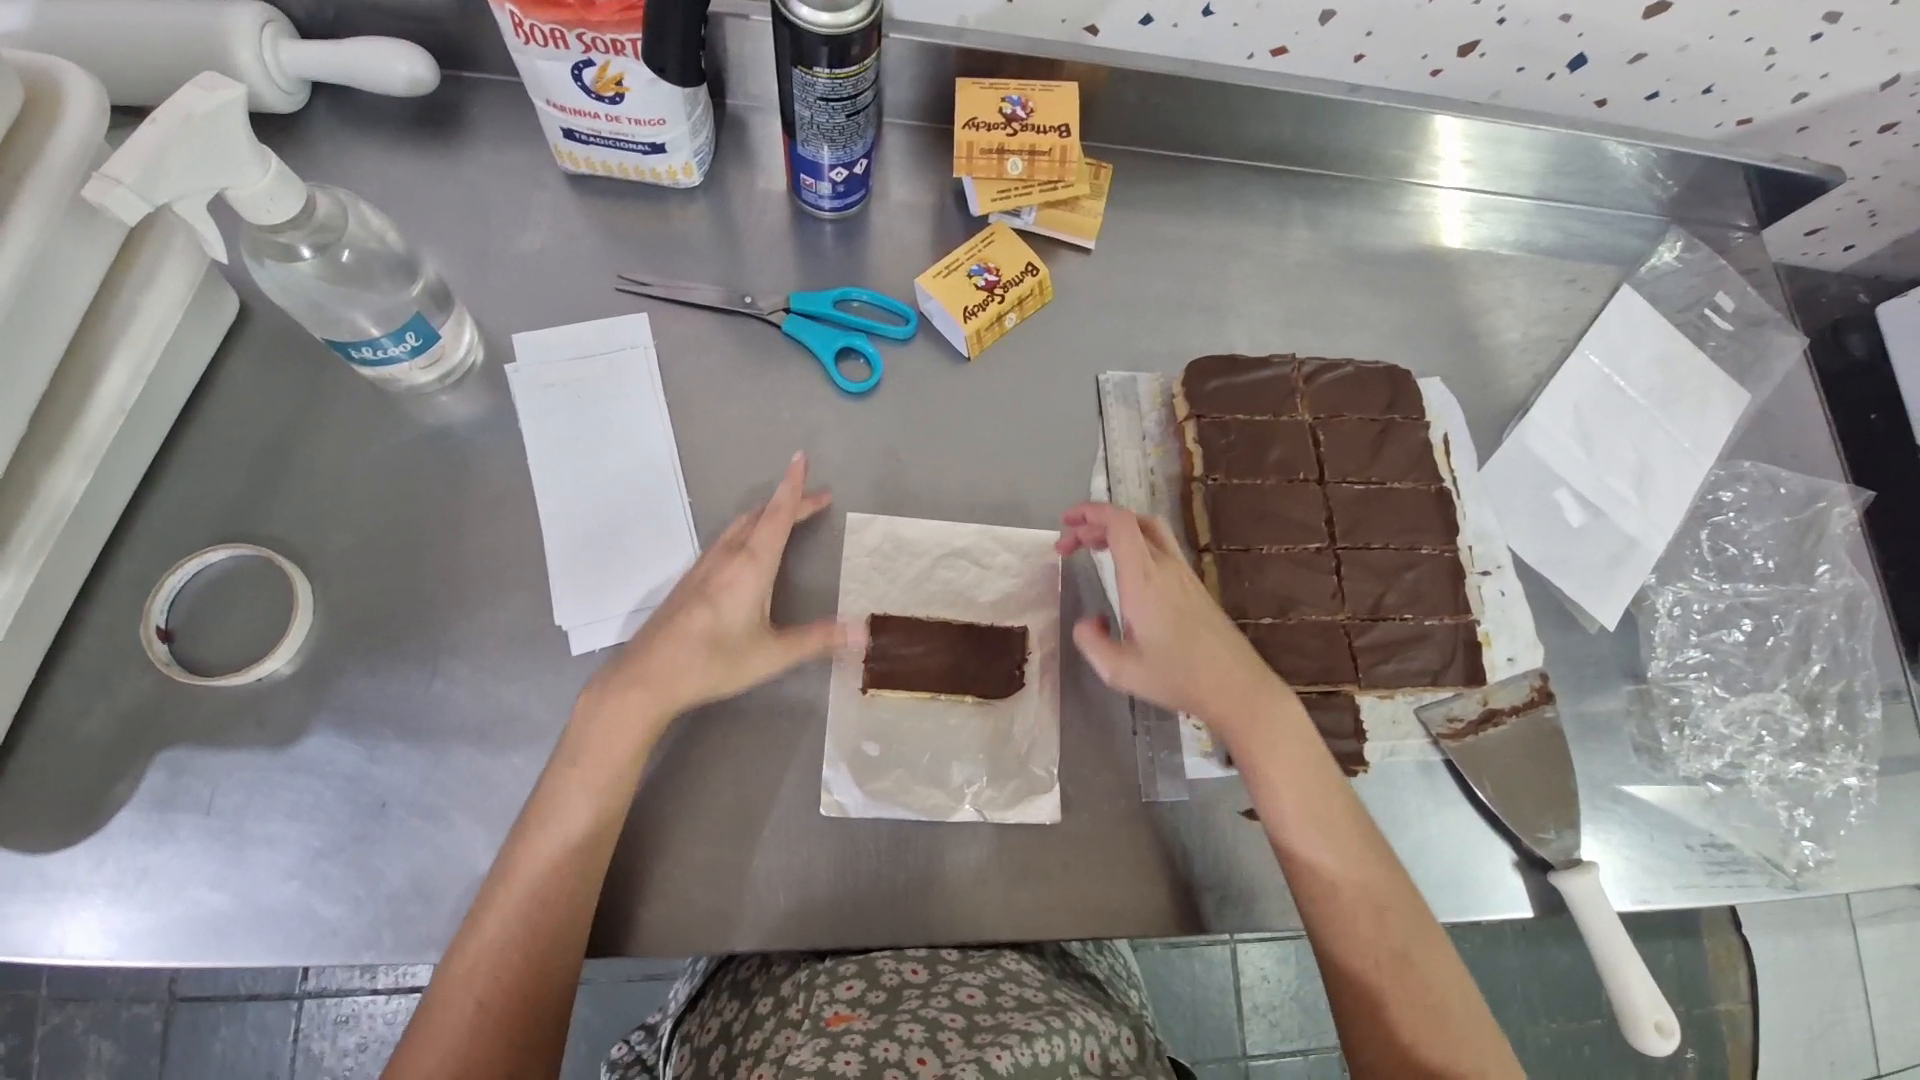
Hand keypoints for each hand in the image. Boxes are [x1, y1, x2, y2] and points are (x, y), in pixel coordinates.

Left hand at [577, 452, 856, 731]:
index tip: (802, 458)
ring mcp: (705, 566)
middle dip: (789, 501)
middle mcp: (728, 557)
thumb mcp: (773, 654)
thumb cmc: (714, 662)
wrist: (647, 676)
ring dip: (767, 514)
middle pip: (761, 515)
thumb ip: (818, 639)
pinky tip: (748, 548)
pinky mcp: (691, 580)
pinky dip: (748, 530)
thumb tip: (864, 631)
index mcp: (751, 565)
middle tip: (817, 498)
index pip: (778, 515)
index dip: (794, 487)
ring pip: (740, 526)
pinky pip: (726, 540)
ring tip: (787, 515)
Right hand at [1056, 502, 1282, 724]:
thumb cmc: (1177, 678)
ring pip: (1150, 531)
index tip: (1067, 525)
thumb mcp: (1119, 670)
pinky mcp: (1194, 586)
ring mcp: (1184, 574)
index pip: (1119, 524)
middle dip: (1096, 522)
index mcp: (1144, 579)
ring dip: (1118, 531)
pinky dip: (1135, 546)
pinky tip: (1124, 573)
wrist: (1236, 686)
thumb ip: (1091, 641)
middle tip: (1070, 542)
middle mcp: (1166, 567)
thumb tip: (1089, 621)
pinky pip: (1161, 549)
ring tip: (1093, 548)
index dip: (1090, 513)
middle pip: (1133, 520)